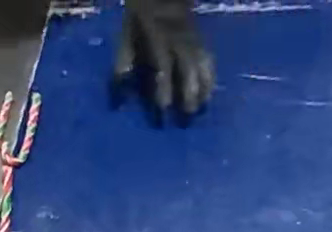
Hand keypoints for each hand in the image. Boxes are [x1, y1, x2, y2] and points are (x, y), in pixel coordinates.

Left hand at [115, 0, 215, 116]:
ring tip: (202, 107)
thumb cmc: (140, 17)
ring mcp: (192, 40)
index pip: (164, 67)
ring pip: (202, 64)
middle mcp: (179, 41)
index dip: (165, 87)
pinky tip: (209, 92)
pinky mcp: (200, 40)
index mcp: (160, 40)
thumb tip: (120, 86)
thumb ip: (123, 61)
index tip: (165, 108)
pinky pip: (208, 58)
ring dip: (203, 86)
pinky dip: (210, 76)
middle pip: (188, 68)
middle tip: (188, 115)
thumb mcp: (127, 35)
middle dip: (189, 91)